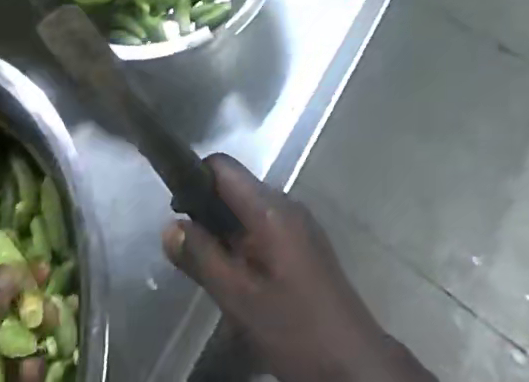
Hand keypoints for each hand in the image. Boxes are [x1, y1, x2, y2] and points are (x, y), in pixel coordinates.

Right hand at [162, 155, 436, 381]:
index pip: (221, 166)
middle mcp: (287, 205)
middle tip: (192, 252)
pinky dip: (244, 245)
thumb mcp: (240, 299)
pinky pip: (264, 228)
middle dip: (207, 213)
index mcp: (270, 208)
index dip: (193, 178)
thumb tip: (169, 226)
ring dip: (225, 233)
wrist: (359, 368)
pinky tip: (242, 282)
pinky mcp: (306, 245)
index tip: (177, 211)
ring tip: (215, 271)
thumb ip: (202, 258)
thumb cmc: (297, 329)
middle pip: (234, 188)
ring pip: (247, 211)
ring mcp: (300, 225)